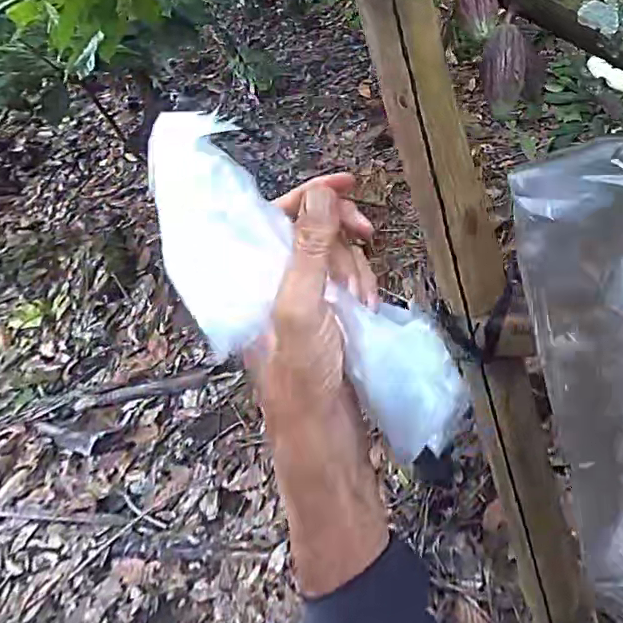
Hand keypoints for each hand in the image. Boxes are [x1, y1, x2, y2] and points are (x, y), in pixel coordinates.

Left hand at [252, 174, 390, 596]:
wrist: (326, 439)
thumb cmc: (303, 378)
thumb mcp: (303, 306)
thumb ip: (309, 248)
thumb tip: (320, 192)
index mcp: (253, 278)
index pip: (276, 216)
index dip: (309, 195)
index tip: (347, 183)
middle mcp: (274, 285)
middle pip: (314, 232)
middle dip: (342, 237)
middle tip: (367, 235)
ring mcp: (304, 301)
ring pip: (337, 256)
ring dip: (357, 269)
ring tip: (362, 299)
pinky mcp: (328, 316)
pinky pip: (350, 281)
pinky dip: (363, 287)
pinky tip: (369, 307)